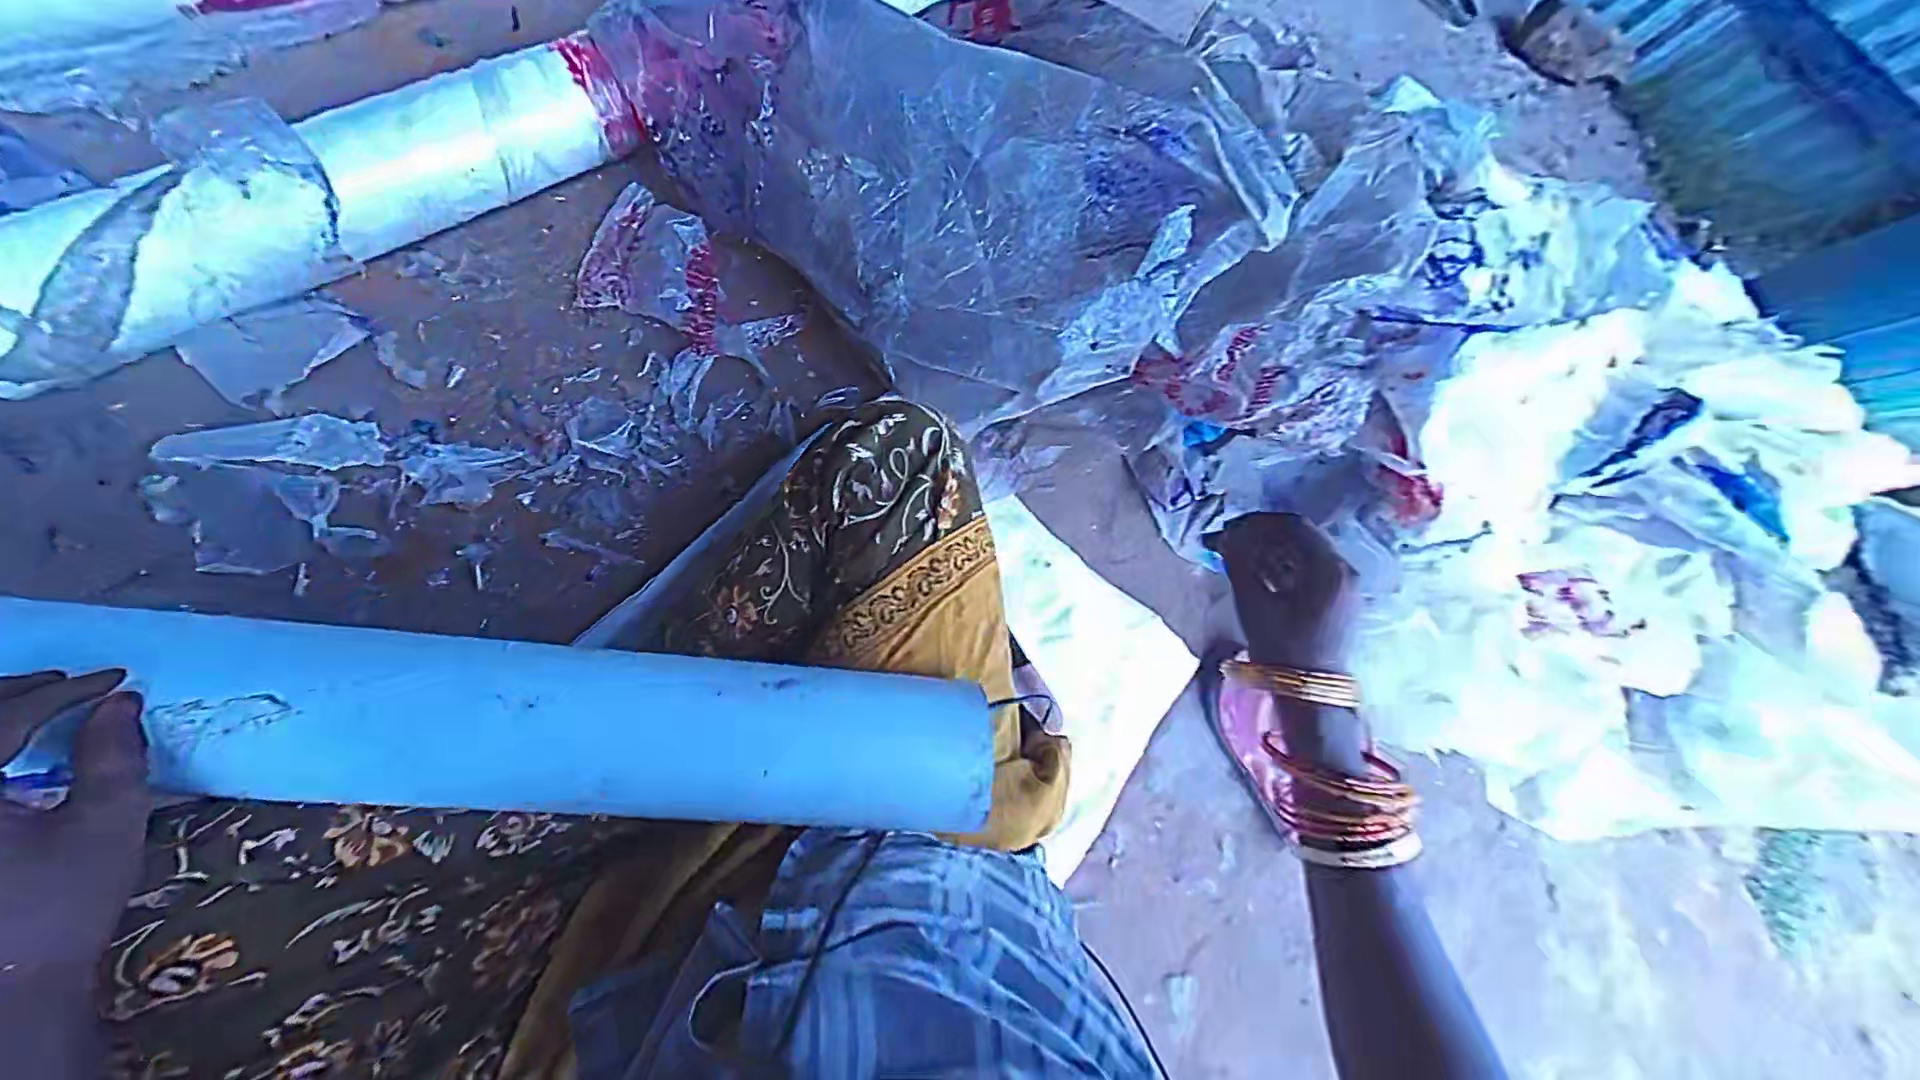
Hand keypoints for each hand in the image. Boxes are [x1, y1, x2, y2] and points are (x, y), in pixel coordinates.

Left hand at [0, 670, 149, 1078]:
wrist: (1, 982)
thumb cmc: (61, 898)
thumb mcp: (105, 821)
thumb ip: (112, 755)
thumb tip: (121, 702)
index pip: (3, 719)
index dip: (62, 692)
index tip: (116, 680)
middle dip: (9, 694)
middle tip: (69, 682)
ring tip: (31, 703)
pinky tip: (0, 751)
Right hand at [1208, 513, 1358, 670]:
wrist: (1310, 691)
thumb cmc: (1281, 647)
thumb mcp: (1253, 602)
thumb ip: (1239, 562)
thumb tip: (1226, 535)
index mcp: (1329, 568)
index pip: (1292, 526)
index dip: (1256, 521)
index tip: (1229, 528)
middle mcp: (1345, 569)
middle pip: (1301, 535)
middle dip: (1264, 532)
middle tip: (1232, 539)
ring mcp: (1347, 583)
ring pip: (1306, 549)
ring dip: (1273, 546)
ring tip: (1242, 555)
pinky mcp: (1342, 596)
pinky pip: (1312, 566)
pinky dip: (1285, 562)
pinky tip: (1261, 571)